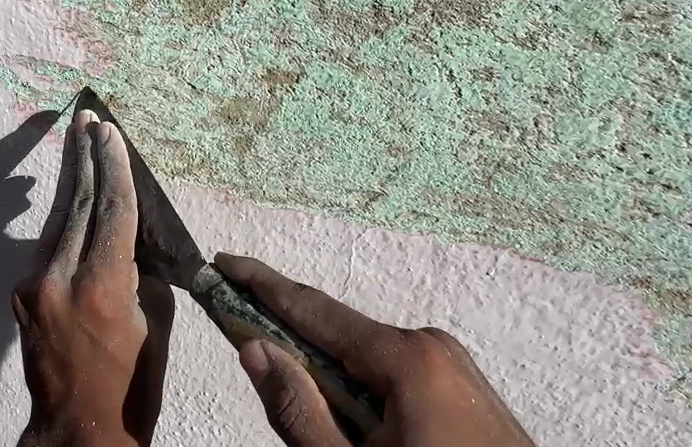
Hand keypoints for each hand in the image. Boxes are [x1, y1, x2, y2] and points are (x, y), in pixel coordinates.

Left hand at [13, 109, 173, 446]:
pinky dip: (63, 220)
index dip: (113, 168)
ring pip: (57, 218)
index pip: (111, 210)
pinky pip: (47, 245)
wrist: (78, 430)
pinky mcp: (20, 292)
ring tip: (79, 140)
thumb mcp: (154, 326)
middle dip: (85, 156)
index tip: (110, 133)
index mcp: (102, 287)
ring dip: (70, 179)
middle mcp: (61, 278)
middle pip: (76, 202)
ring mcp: (34, 284)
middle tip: (88, 118)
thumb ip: (139, 272)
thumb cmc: (131, 385)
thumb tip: (128, 237)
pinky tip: (72, 197)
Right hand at [216, 254, 534, 446]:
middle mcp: (434, 348)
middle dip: (297, 349)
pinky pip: (399, 381)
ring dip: (334, 383)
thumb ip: (298, 412)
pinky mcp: (470, 395)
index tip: (221, 261)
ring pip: (368, 363)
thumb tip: (254, 349)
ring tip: (331, 433)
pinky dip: (367, 397)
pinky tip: (365, 436)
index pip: (313, 309)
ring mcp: (458, 370)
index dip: (260, 284)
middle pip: (340, 337)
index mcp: (408, 359)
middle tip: (255, 354)